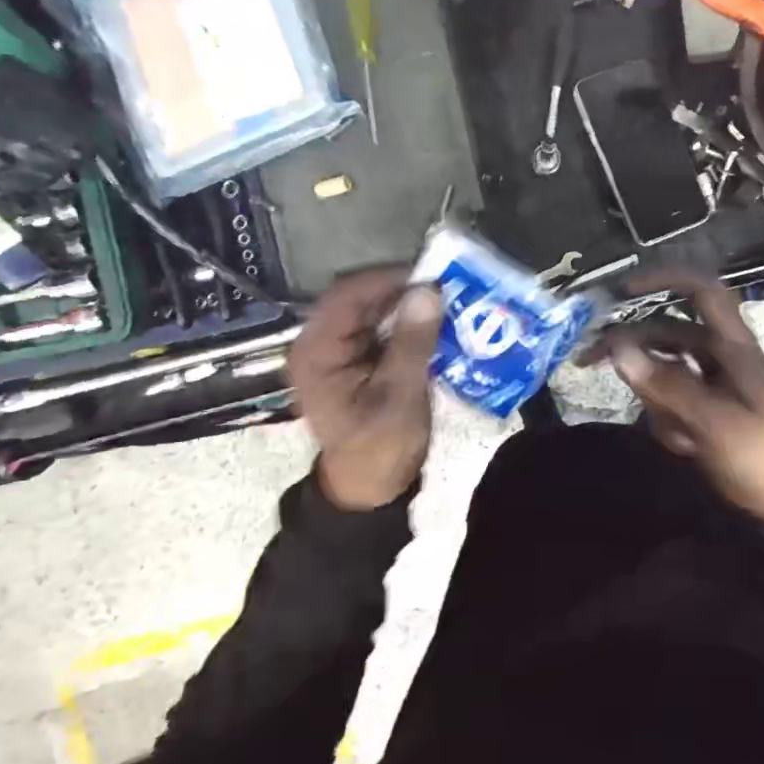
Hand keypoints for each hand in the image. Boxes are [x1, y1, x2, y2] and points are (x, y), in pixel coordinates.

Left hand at [289, 268, 443, 510]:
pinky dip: (405, 322)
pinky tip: (433, 322)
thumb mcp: (400, 395)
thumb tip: (428, 291)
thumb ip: (413, 342)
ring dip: (406, 304)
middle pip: (359, 298)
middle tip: (446, 286)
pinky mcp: (355, 359)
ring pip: (372, 310)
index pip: (347, 295)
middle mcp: (320, 343)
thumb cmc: (379, 446)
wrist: (369, 488)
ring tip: (445, 301)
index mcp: (317, 351)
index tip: (431, 275)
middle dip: (401, 290)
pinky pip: (379, 328)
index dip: (387, 279)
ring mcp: (337, 351)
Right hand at [584, 272, 763, 524]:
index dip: (665, 279)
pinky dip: (666, 420)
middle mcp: (718, 355)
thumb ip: (666, 385)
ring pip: (661, 371)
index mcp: (733, 345)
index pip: (702, 291)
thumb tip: (618, 347)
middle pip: (664, 332)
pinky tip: (684, 446)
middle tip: (587, 360)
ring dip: (656, 401)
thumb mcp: (714, 422)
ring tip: (677, 438)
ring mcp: (709, 382)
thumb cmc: (760, 456)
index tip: (623, 290)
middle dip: (632, 348)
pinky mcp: (701, 407)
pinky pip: (667, 400)